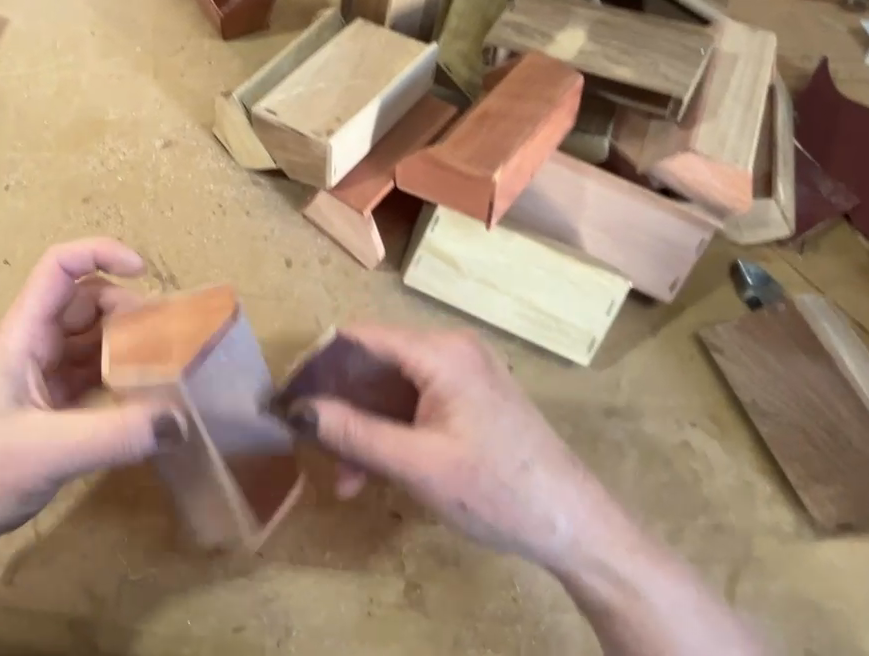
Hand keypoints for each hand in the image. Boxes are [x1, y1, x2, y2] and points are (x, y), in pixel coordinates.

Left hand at [0, 238, 185, 558]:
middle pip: (84, 300)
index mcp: (22, 334)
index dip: (100, 252)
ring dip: (124, 344)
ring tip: (165, 366)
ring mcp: (38, 372)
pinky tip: (142, 396)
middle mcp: (31, 343)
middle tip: (166, 340)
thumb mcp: (52, 452)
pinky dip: (116, 375)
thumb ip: (117, 435)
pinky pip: (89, 371)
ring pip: (90, 337)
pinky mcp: (47, 402)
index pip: (59, 267)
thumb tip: (180, 420)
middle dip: (126, 309)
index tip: (143, 269)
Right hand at [283, 324, 630, 573]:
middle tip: (308, 440)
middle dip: (338, 403)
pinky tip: (371, 471)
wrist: (581, 531)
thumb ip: (353, 433)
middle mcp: (449, 349)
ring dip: (361, 426)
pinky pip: (411, 403)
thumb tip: (296, 410)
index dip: (317, 364)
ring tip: (342, 475)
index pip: (357, 337)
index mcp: (440, 351)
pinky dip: (388, 432)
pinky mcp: (467, 398)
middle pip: (371, 362)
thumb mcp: (417, 464)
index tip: (287, 399)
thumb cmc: (500, 491)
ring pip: (388, 387)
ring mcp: (461, 373)